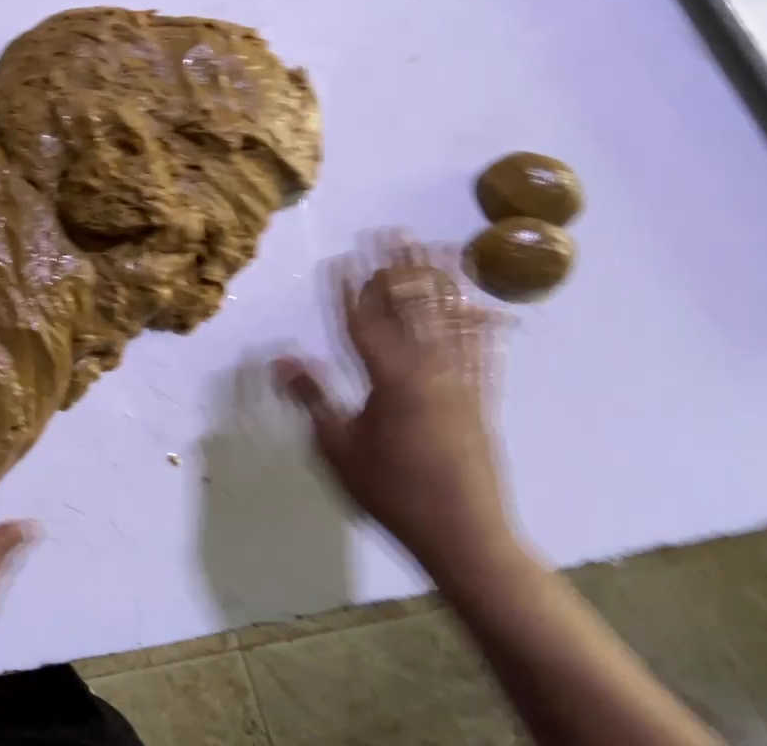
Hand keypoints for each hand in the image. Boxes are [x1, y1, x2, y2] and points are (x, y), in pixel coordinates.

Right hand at [277, 232, 513, 568]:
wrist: (464, 535)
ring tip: (437, 250)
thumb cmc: (391, 492)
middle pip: (410, 309)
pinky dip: (480, 325)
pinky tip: (483, 306)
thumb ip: (313, 398)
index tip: (341, 257)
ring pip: (448, 322)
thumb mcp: (337, 447)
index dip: (349, 289)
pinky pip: (481, 353)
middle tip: (392, 231)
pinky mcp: (480, 401)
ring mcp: (459, 384)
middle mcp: (428, 372)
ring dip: (440, 283)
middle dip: (397, 268)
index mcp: (389, 380)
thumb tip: (283, 357)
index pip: (362, 323)